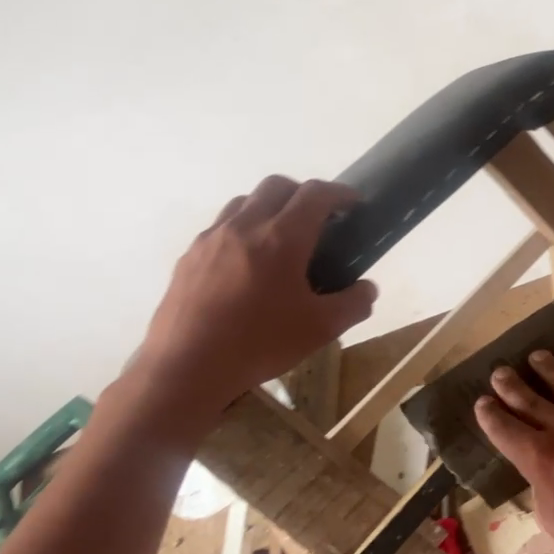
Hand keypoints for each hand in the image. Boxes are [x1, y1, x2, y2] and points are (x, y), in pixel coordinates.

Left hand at [126, 176, 377, 423]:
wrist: (185, 367)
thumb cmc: (259, 343)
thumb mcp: (322, 328)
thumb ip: (354, 304)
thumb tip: (367, 288)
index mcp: (282, 238)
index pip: (315, 194)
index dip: (340, 193)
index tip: (354, 203)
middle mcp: (245, 227)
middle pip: (276, 186)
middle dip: (303, 193)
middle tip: (320, 219)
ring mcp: (211, 239)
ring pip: (244, 202)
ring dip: (270, 207)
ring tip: (283, 238)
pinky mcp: (189, 257)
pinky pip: (221, 227)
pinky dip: (243, 230)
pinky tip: (249, 264)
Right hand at [474, 352, 553, 553]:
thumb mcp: (553, 521)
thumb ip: (543, 485)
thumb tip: (543, 469)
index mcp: (541, 458)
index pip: (506, 429)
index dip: (490, 415)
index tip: (481, 402)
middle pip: (533, 401)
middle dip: (512, 385)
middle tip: (500, 370)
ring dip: (551, 370)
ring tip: (539, 356)